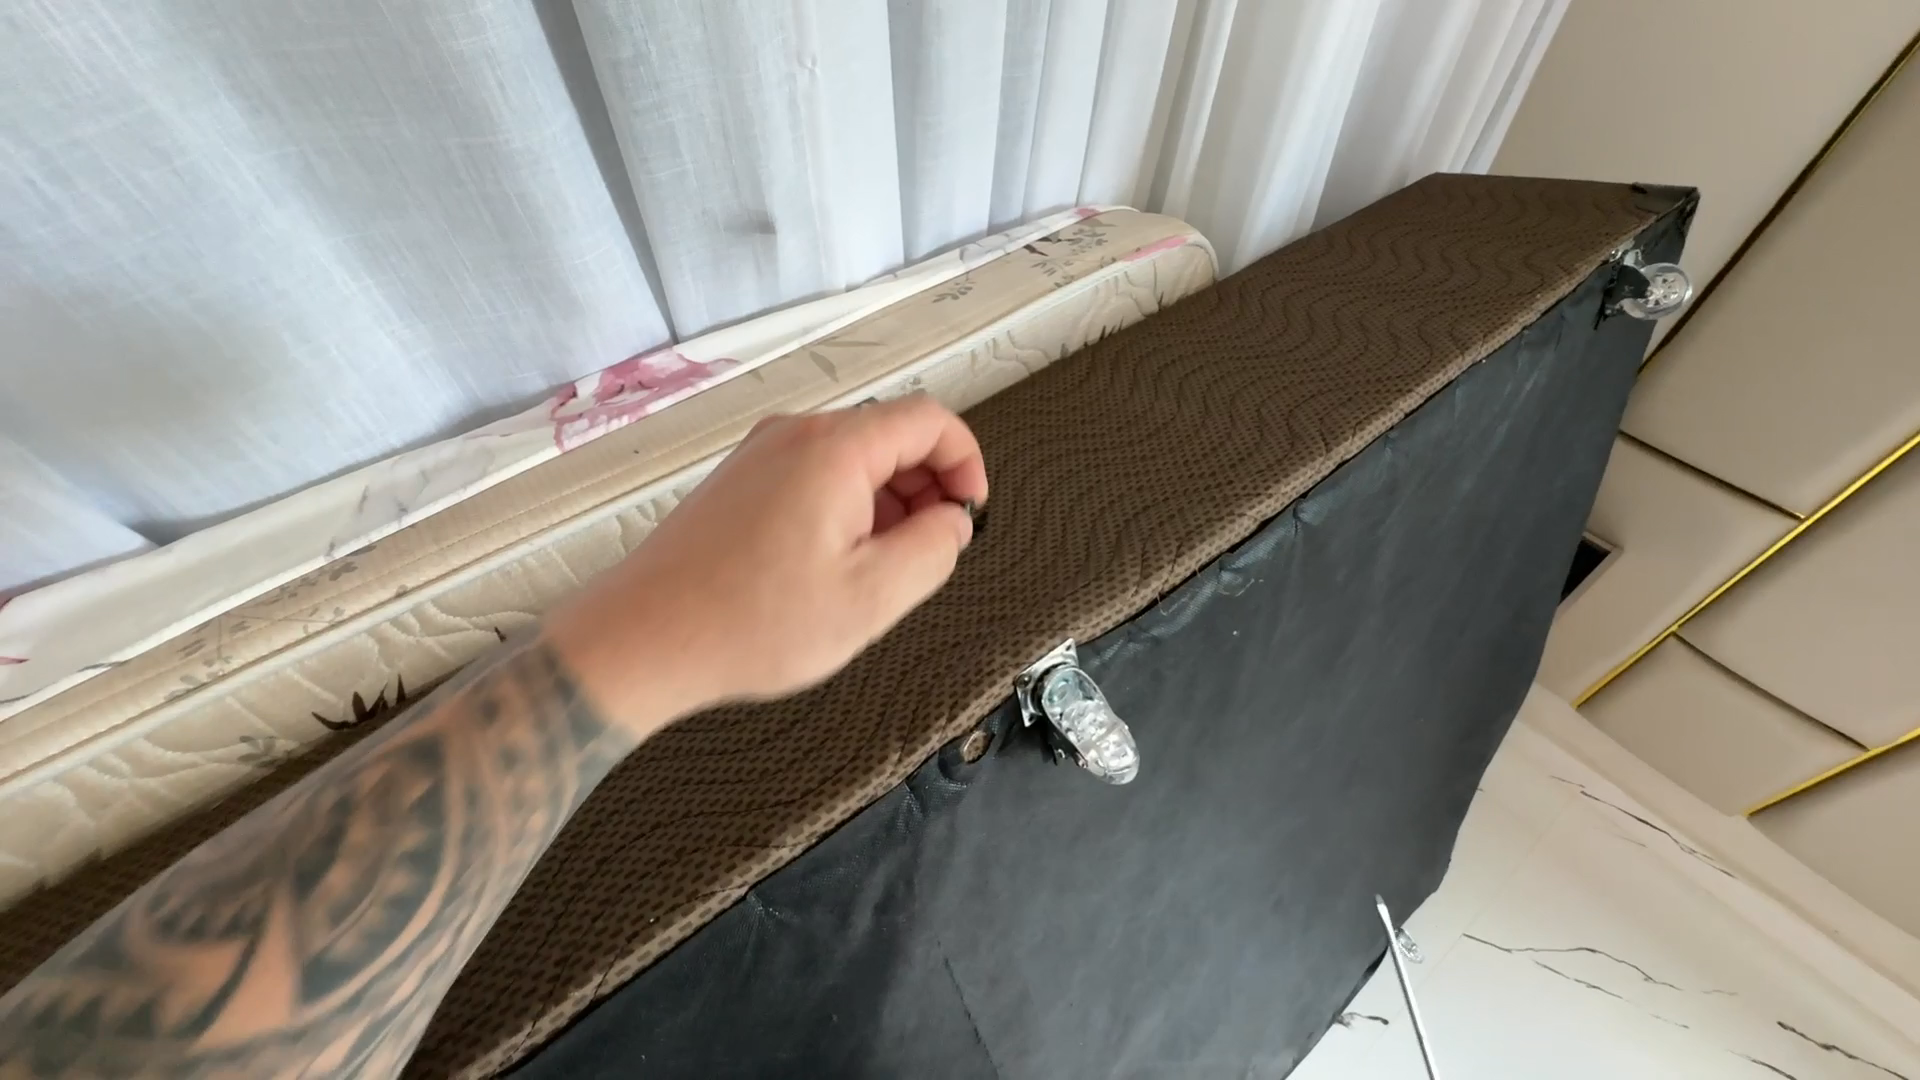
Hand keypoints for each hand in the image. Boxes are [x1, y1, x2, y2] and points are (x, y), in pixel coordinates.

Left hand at [546, 394, 988, 731]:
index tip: (969, 511)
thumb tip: (953, 521)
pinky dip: (848, 505)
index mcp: (834, 450)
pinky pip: (816, 475)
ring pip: (854, 457)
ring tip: (883, 564)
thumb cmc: (749, 624)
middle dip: (927, 485)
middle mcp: (794, 435)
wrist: (642, 640)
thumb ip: (933, 549)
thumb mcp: (871, 598)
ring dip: (888, 500)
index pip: (929, 420)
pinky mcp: (742, 481)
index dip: (965, 461)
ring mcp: (761, 454)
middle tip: (932, 546)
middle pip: (890, 434)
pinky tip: (838, 560)